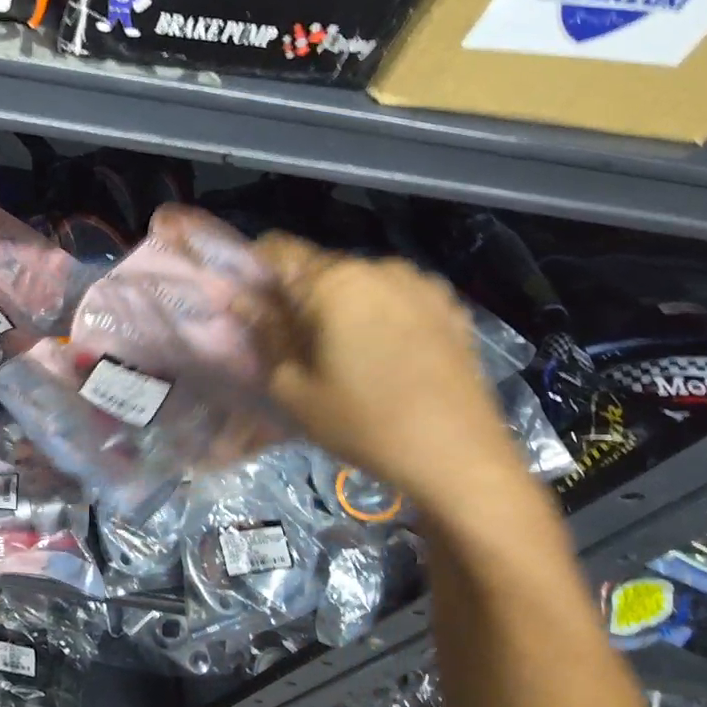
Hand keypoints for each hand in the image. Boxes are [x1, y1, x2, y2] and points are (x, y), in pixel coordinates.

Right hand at [253, 232, 523, 509]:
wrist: (460, 458)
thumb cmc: (363, 423)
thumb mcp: (294, 387)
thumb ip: (267, 333)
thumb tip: (245, 301)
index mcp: (334, 282)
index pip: (279, 249)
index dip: (255, 266)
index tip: (246, 296)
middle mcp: (379, 268)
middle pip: (320, 264)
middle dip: (297, 290)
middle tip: (286, 332)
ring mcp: (421, 285)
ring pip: (359, 279)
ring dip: (338, 301)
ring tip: (335, 344)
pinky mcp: (450, 306)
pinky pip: (396, 295)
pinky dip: (377, 310)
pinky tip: (380, 349)